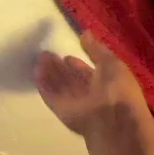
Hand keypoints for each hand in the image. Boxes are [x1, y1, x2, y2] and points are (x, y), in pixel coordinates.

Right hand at [34, 33, 149, 138]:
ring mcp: (76, 104)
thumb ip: (96, 50)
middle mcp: (90, 95)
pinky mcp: (62, 111)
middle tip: (45, 53)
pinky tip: (35, 72)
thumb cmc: (118, 90)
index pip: (88, 73)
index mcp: (106, 84)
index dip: (78, 64)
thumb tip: (85, 33)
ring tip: (38, 58)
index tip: (67, 55)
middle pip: (71, 79)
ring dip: (50, 73)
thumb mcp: (112, 64)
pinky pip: (51, 96)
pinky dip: (43, 85)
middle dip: (59, 67)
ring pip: (60, 86)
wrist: (112, 121)